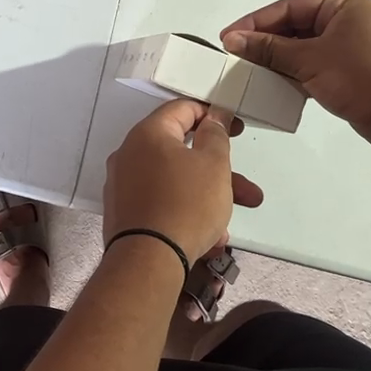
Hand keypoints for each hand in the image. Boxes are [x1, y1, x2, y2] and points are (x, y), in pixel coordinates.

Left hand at [103, 100, 263, 263]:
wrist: (148, 260)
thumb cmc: (185, 205)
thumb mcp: (213, 165)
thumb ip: (215, 136)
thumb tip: (212, 118)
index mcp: (148, 134)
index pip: (182, 109)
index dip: (212, 114)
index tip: (234, 127)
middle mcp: (129, 154)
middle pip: (181, 153)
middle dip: (219, 174)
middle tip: (247, 190)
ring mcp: (123, 185)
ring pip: (174, 183)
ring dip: (206, 201)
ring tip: (228, 228)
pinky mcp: (124, 212)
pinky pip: (161, 203)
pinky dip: (185, 214)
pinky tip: (208, 240)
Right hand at [220, 0, 370, 151]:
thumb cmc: (362, 78)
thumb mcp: (309, 59)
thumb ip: (268, 48)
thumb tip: (233, 39)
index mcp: (344, 6)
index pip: (290, 7)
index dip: (256, 21)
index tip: (228, 37)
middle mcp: (348, 22)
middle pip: (294, 26)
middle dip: (265, 41)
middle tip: (234, 55)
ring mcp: (350, 48)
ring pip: (302, 48)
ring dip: (276, 59)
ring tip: (247, 70)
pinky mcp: (349, 73)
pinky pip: (312, 66)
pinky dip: (292, 73)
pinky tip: (272, 84)